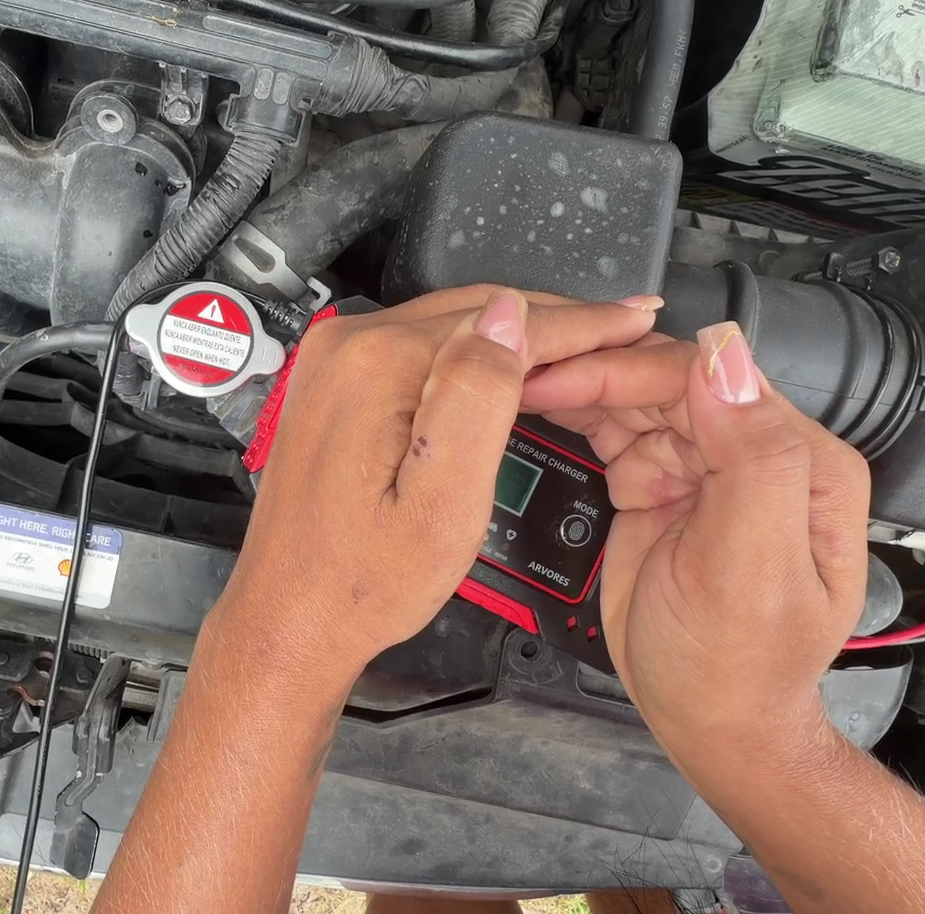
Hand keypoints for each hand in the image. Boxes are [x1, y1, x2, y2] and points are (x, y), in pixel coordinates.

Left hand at [216, 286, 659, 676]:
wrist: (291, 610)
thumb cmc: (364, 579)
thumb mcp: (444, 502)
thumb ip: (478, 398)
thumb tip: (508, 316)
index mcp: (376, 366)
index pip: (498, 321)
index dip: (579, 323)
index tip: (633, 318)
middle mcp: (344, 348)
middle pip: (468, 313)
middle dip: (549, 321)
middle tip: (619, 328)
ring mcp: (331, 364)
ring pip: (442, 327)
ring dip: (508, 337)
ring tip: (575, 346)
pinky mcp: (331, 386)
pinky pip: (413, 349)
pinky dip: (463, 355)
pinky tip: (500, 369)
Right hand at [523, 322, 869, 758]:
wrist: (704, 714)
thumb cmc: (737, 660)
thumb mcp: (750, 568)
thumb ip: (751, 458)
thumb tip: (722, 355)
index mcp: (795, 460)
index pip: (703, 380)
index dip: (621, 370)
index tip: (552, 376)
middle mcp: (746, 450)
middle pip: (658, 380)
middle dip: (585, 373)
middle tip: (517, 375)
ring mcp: (695, 464)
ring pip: (627, 398)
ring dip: (571, 388)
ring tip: (513, 385)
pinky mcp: (652, 481)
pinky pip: (608, 430)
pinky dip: (571, 416)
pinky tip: (537, 408)